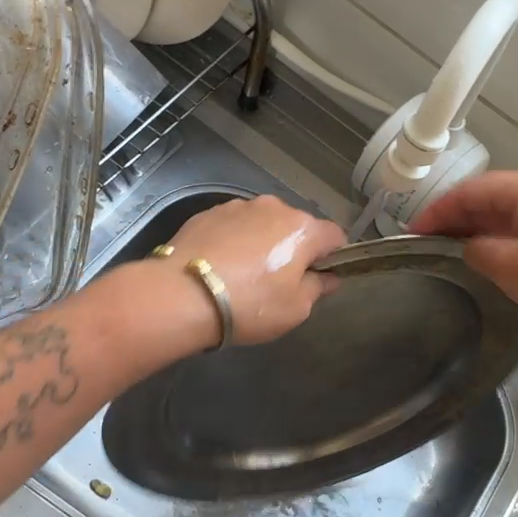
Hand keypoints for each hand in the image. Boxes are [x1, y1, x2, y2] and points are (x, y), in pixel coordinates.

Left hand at [158, 195, 347, 345]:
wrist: (182, 295)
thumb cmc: (250, 305)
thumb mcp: (295, 309)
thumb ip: (317, 289)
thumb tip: (328, 278)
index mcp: (303, 229)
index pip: (335, 236)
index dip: (333, 258)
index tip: (320, 278)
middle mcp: (274, 207)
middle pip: (296, 227)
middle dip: (294, 249)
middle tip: (279, 282)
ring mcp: (238, 206)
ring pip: (263, 224)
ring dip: (262, 243)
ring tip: (245, 275)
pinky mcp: (208, 213)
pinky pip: (233, 227)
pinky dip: (234, 242)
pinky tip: (221, 267)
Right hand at [409, 171, 517, 334]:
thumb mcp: (504, 263)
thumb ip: (475, 251)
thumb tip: (470, 249)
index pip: (469, 191)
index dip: (436, 211)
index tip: (412, 233)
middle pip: (486, 200)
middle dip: (453, 220)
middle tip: (426, 243)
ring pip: (502, 217)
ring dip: (473, 232)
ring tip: (447, 253)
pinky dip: (495, 242)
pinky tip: (483, 261)